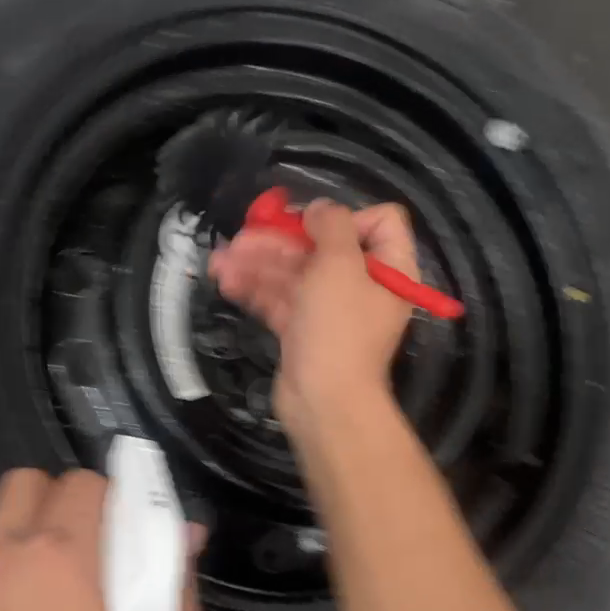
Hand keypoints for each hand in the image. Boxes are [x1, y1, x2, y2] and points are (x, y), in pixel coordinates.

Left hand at [0, 469, 208, 610]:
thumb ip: (180, 583)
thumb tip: (186, 536)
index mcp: (62, 553)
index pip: (83, 483)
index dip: (114, 496)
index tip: (130, 529)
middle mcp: (7, 557)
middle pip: (24, 484)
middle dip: (61, 497)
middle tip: (93, 541)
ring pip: (0, 528)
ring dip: (34, 536)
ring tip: (65, 589)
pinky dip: (13, 577)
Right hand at [208, 200, 416, 426]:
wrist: (324, 402)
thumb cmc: (339, 329)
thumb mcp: (340, 265)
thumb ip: (332, 225)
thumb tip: (320, 209)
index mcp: (389, 269)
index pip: (379, 222)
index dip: (344, 218)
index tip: (312, 228)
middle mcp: (362, 287)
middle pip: (322, 248)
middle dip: (279, 242)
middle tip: (242, 237)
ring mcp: (330, 313)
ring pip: (294, 275)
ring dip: (257, 264)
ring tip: (220, 260)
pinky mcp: (303, 333)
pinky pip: (279, 301)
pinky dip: (255, 290)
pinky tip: (226, 280)